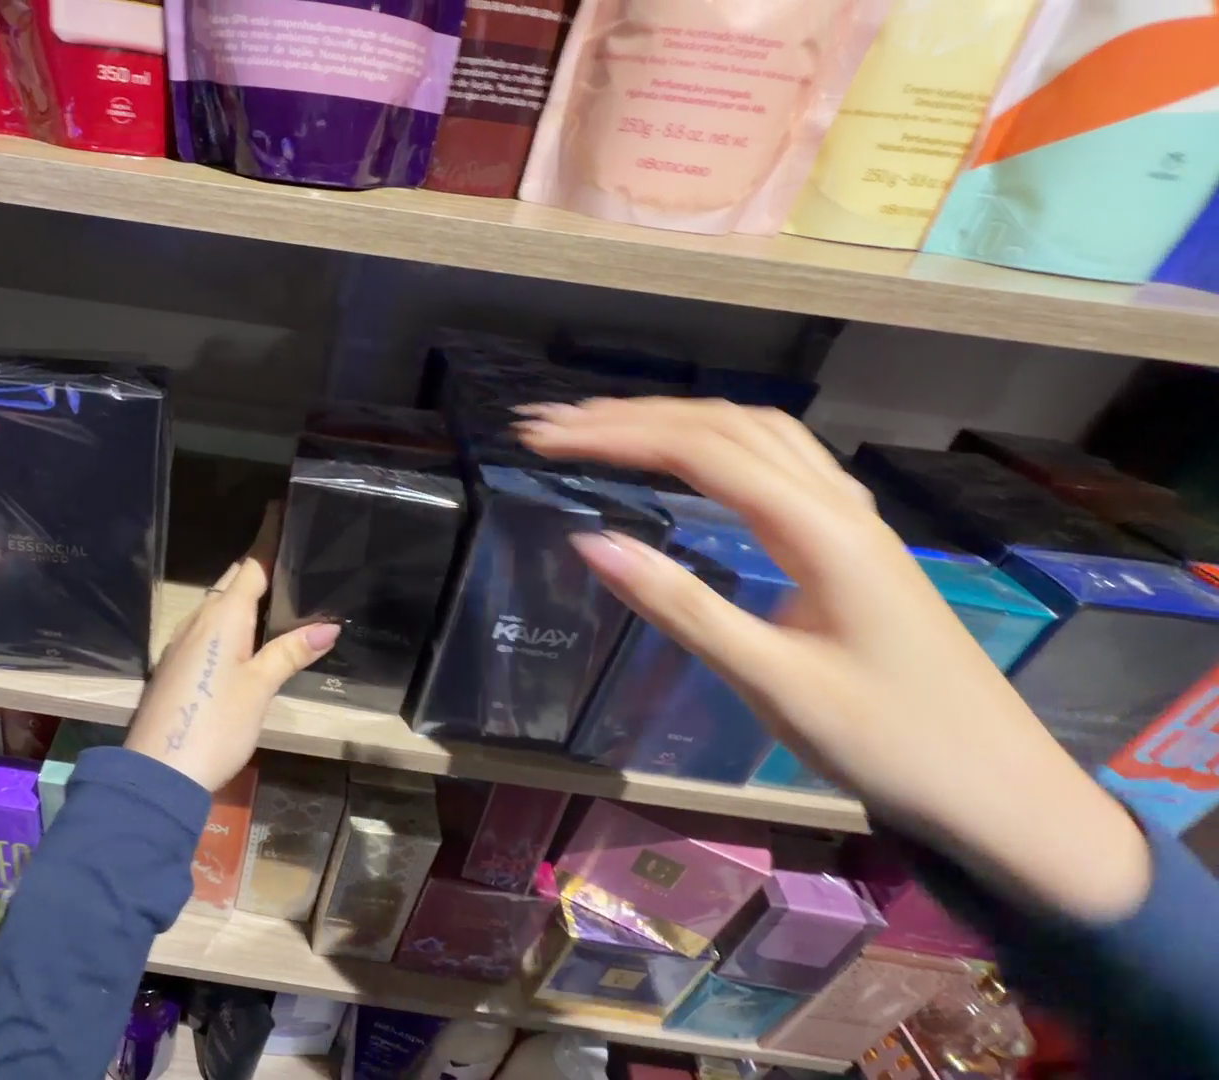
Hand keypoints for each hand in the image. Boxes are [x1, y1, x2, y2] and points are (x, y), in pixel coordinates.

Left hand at [124, 505, 339, 793]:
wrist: (158, 771)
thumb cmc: (216, 723)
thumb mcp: (260, 687)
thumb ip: (291, 652)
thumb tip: (330, 625)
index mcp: (223, 616)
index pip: (251, 566)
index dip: (268, 539)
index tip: (280, 510)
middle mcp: (199, 620)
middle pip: (232, 582)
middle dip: (257, 563)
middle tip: (290, 550)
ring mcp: (184, 642)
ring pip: (218, 604)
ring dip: (243, 592)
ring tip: (278, 588)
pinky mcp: (178, 665)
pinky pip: (209, 626)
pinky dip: (231, 618)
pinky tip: (247, 632)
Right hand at [514, 398, 1149, 922]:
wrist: (1000, 791)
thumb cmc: (886, 741)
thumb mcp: (771, 681)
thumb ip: (679, 605)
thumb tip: (589, 541)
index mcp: (820, 530)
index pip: (701, 452)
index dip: (616, 435)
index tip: (543, 438)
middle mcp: (836, 505)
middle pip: (725, 425)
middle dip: (631, 416)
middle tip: (552, 427)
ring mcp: (849, 519)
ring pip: (754, 434)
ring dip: (673, 419)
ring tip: (601, 428)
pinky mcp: (848, 541)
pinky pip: (774, 462)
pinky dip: (713, 442)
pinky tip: (686, 458)